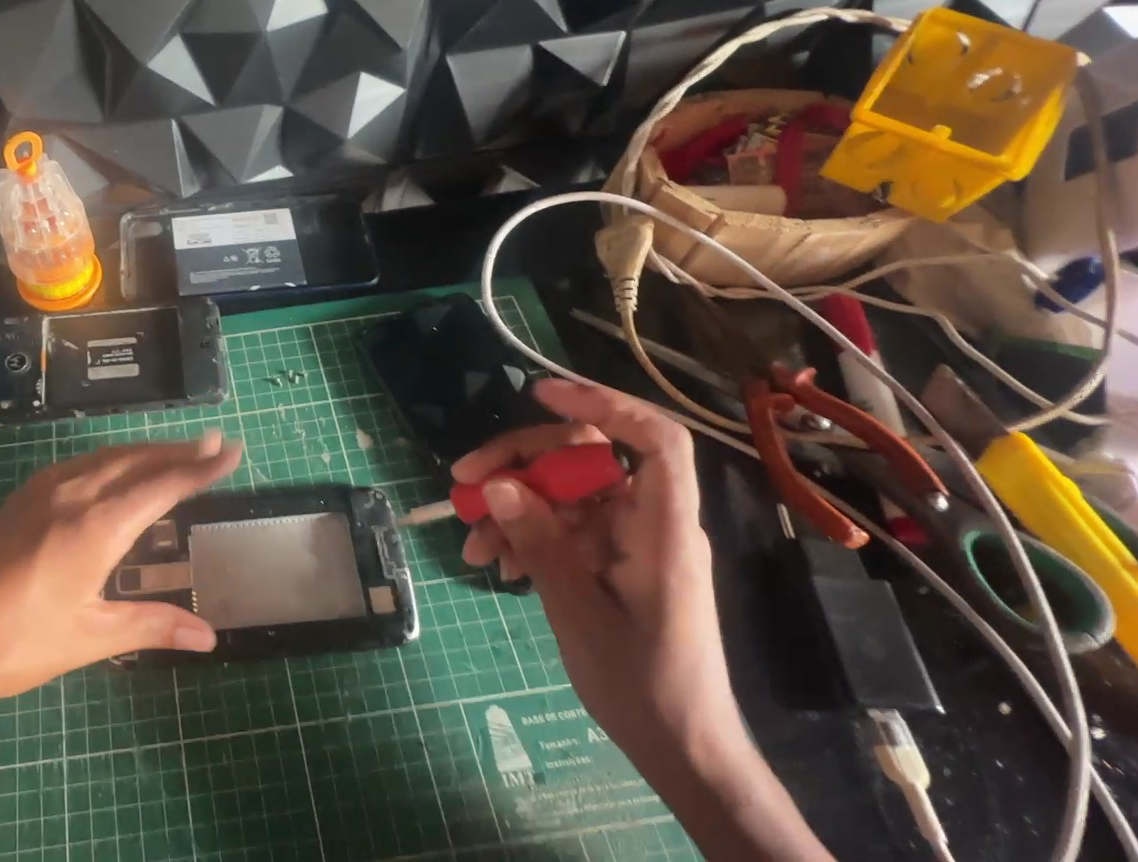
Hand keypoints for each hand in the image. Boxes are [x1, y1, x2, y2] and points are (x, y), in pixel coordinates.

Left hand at [0, 433, 240, 720]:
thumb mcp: (90, 636)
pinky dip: (111, 461)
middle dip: (177, 451)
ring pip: (105, 459)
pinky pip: (79, 465)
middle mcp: (72, 496)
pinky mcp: (20, 500)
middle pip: (135, 461)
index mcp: (95, 526)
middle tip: (212, 442)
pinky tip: (113, 471)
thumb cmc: (15, 644)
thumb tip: (209, 637)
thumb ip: (152, 626)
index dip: (200, 467)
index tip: (230, 450)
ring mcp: (41, 493)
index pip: (161, 485)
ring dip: (144, 453)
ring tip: (174, 452)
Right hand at [454, 378, 731, 760]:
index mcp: (662, 528)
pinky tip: (496, 562)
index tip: (539, 396)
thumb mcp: (579, 613)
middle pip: (586, 458)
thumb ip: (542, 543)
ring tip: (472, 545)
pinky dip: (527, 535)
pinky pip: (565, 526)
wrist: (679, 747)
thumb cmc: (642, 684)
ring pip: (565, 492)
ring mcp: (628, 539)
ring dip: (512, 507)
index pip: (654, 440)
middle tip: (464, 482)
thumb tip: (499, 485)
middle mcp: (648, 521)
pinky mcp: (611, 559)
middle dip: (520, 463)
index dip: (603, 404)